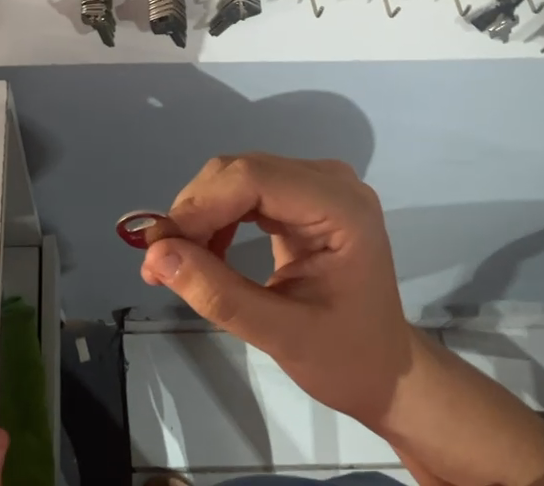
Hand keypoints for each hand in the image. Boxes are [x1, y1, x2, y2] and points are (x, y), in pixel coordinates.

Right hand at [140, 154, 415, 424]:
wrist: (386, 371)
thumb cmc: (347, 358)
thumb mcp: (282, 336)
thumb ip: (219, 294)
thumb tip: (156, 255)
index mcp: (341, 208)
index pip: (254, 178)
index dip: (201, 205)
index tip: (159, 246)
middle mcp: (329, 181)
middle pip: (241, 171)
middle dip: (195, 211)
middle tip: (158, 259)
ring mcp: (316, 185)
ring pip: (235, 177)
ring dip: (199, 214)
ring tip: (174, 260)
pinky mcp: (301, 197)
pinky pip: (244, 191)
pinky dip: (215, 218)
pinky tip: (204, 252)